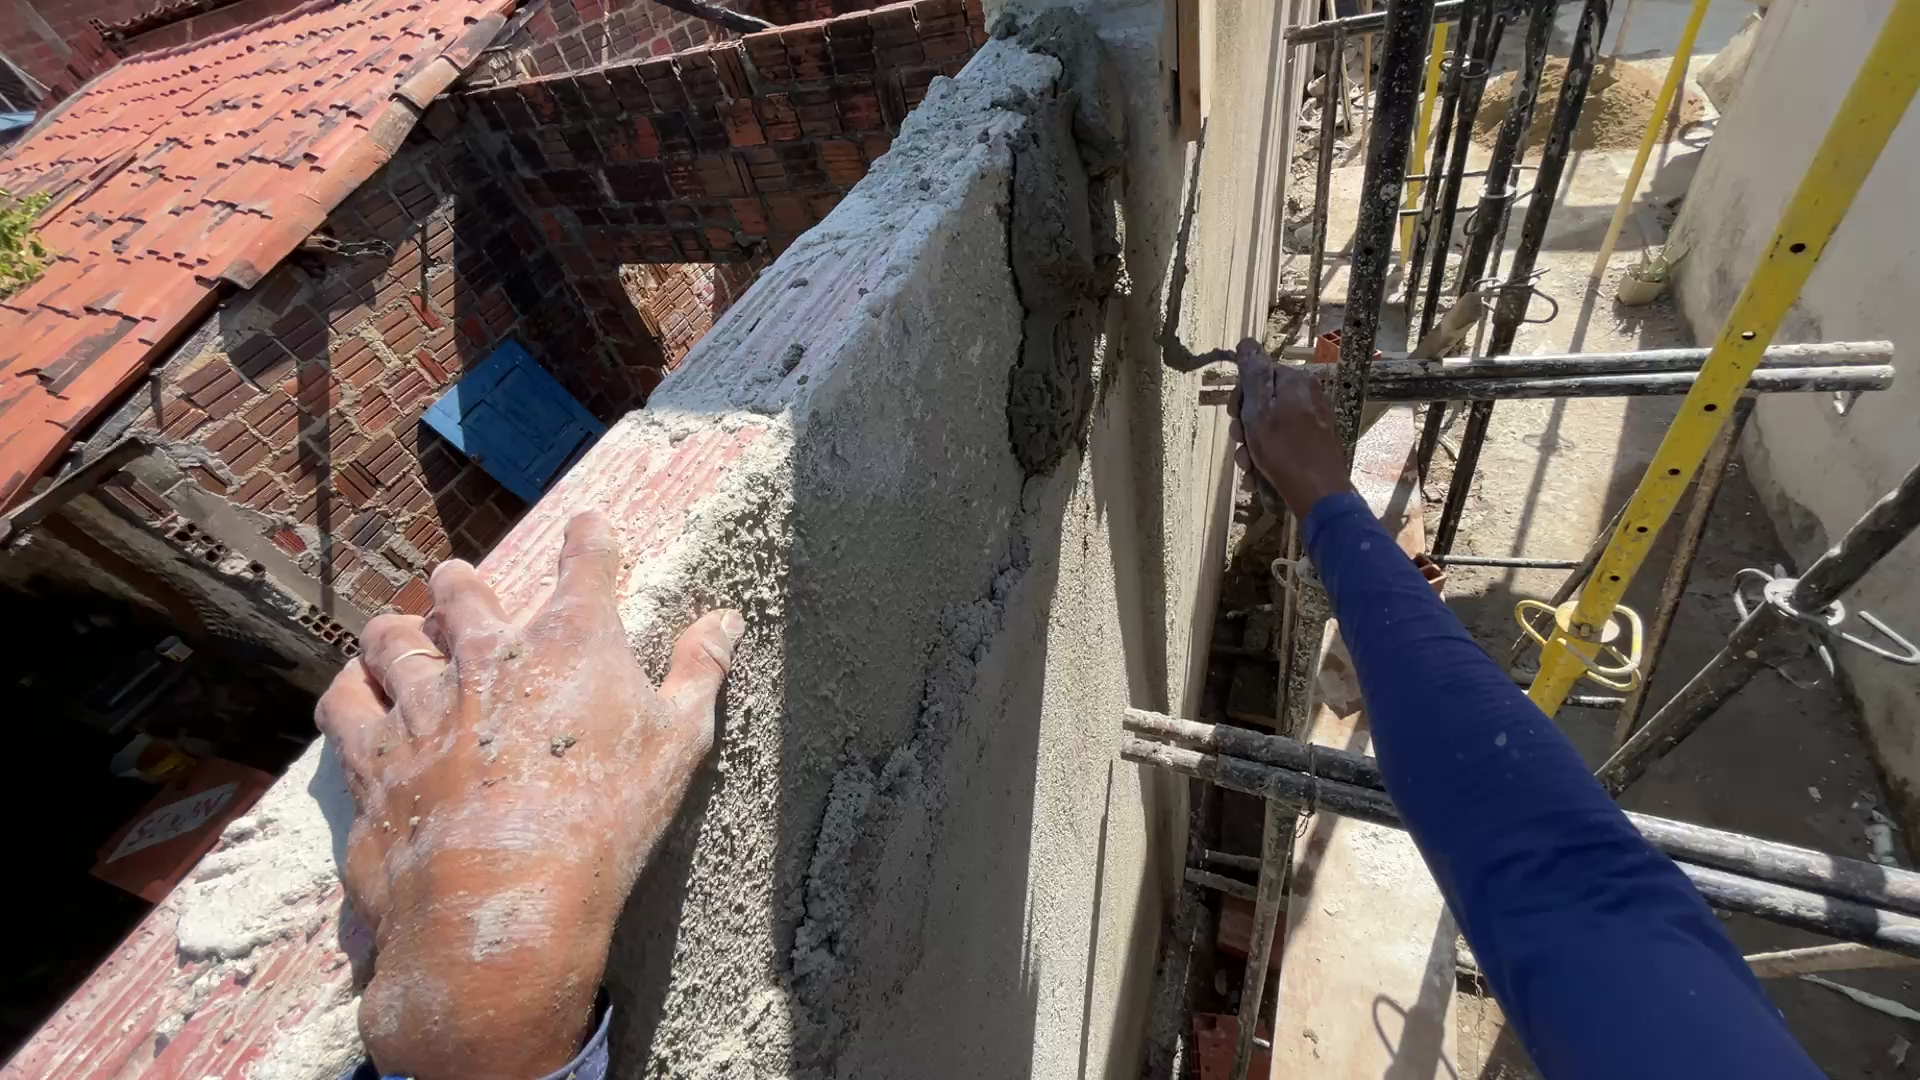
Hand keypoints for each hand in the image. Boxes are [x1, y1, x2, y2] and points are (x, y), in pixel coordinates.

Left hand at [315, 510, 742, 1079]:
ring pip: (393, 635)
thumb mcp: (681, 738)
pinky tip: (366, 693)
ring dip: (407, 630)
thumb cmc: (611, 813)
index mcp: (575, 639)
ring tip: (414, 638)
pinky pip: (344, 698)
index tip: (591, 526)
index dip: (591, 535)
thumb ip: (703, 667)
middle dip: (470, 584)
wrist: (506, 905)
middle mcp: (493, 652)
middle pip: (464, 588)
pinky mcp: (374, 753)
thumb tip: (729, 618)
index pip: (586, 557)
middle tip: (474, 594)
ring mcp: (424, 699)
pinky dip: (356, 687)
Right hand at [1227, 337, 1351, 517]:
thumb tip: (1246, 341)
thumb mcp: (1258, 410)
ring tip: (1249, 467)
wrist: (1318, 493)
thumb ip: (1252, 375)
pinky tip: (1259, 476)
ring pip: (1269, 428)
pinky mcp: (1314, 446)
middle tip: (1240, 443)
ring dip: (1251, 448)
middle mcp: (1308, 397)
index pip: (1259, 375)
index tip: (1233, 417)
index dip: (1240, 397)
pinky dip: (1266, 460)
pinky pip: (1281, 446)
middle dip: (1244, 427)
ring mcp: (1313, 423)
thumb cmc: (1284, 450)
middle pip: (1262, 403)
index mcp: (1297, 382)